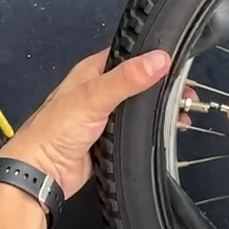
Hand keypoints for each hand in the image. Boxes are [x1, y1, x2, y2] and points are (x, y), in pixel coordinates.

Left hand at [0, 48, 169, 197]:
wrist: (41, 173)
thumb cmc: (55, 131)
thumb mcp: (93, 98)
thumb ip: (127, 79)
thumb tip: (158, 59)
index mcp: (92, 72)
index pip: (128, 55)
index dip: (152, 56)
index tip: (179, 61)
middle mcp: (99, 90)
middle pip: (138, 81)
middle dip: (163, 86)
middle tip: (187, 92)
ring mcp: (105, 115)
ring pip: (139, 106)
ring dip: (160, 109)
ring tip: (184, 112)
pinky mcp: (109, 138)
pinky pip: (136, 129)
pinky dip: (152, 129)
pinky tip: (169, 130)